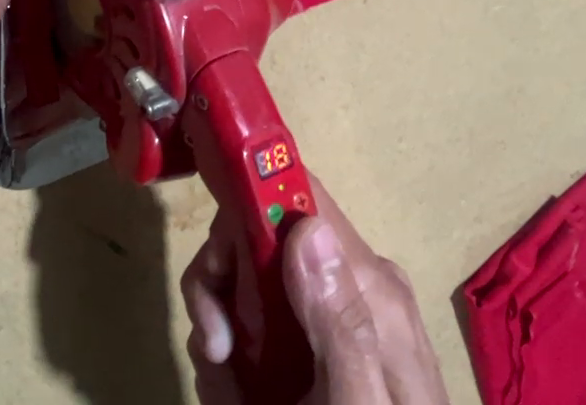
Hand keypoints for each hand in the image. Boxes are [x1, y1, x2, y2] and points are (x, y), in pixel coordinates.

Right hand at [182, 177, 449, 404]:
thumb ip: (340, 325)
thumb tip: (307, 226)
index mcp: (370, 285)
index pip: (300, 199)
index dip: (245, 210)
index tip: (215, 266)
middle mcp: (348, 283)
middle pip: (256, 237)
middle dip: (217, 286)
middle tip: (215, 349)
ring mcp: (326, 309)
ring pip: (241, 278)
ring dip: (215, 326)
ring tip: (223, 383)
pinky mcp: (308, 337)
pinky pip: (247, 316)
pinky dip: (226, 351)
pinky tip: (234, 391)